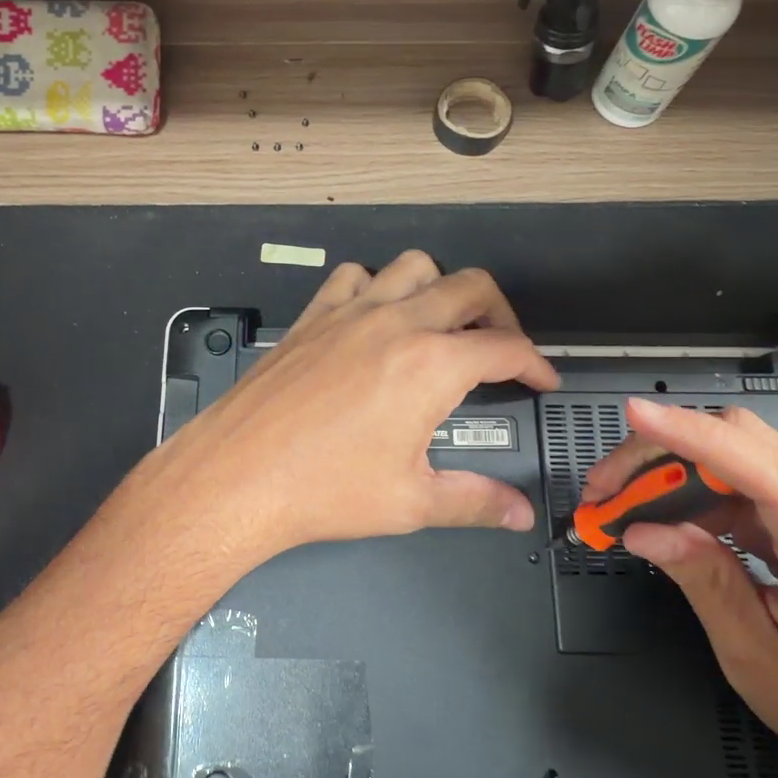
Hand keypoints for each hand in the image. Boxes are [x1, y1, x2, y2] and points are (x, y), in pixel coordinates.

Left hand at [156, 251, 558, 555]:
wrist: (238, 476)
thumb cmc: (318, 488)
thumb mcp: (411, 502)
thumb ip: (476, 501)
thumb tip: (514, 510)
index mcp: (430, 366)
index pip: (505, 347)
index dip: (534, 363)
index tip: (539, 378)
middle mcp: (394, 325)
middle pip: (471, 287)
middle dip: (500, 312)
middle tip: (502, 345)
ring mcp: (351, 314)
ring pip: (414, 266)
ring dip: (441, 285)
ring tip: (445, 320)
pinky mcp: (314, 318)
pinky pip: (354, 276)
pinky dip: (376, 283)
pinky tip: (377, 312)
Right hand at [588, 399, 777, 777]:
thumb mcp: (763, 669)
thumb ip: (707, 588)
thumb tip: (645, 531)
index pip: (766, 471)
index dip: (696, 436)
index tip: (635, 415)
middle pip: (748, 444)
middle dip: (666, 449)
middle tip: (605, 490)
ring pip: (744, 455)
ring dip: (676, 469)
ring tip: (623, 506)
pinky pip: (753, 482)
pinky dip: (700, 490)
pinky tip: (667, 519)